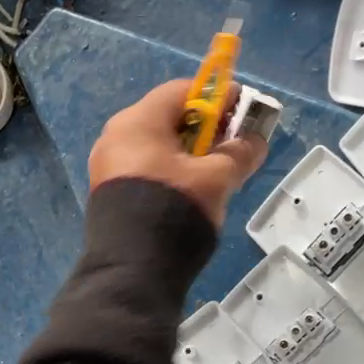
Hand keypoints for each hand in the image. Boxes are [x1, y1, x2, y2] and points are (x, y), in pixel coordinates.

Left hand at [87, 79, 268, 228]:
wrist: (131, 272)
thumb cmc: (174, 213)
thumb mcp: (215, 180)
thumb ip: (239, 154)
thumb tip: (256, 140)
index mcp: (138, 120)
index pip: (183, 91)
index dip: (217, 98)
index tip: (243, 110)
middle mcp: (116, 137)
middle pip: (167, 119)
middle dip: (203, 129)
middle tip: (231, 145)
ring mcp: (107, 168)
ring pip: (155, 148)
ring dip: (187, 155)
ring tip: (213, 174)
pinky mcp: (107, 196)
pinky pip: (143, 171)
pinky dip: (168, 173)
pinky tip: (187, 194)